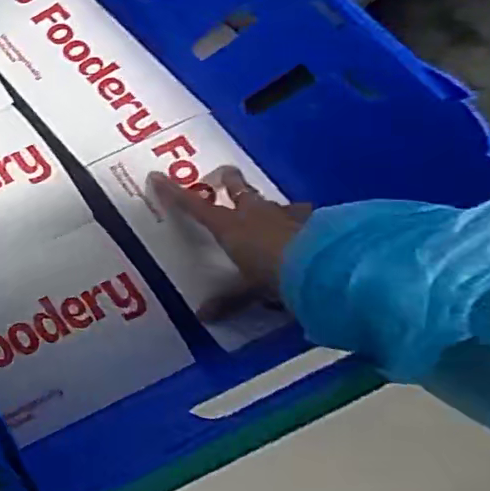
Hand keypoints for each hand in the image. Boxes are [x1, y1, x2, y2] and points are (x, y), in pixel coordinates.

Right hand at [148, 167, 312, 319]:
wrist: (331, 265)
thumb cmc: (276, 272)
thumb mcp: (250, 290)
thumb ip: (230, 300)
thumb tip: (204, 317)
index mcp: (229, 226)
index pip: (194, 206)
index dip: (174, 193)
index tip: (157, 176)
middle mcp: (256, 215)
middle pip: (239, 192)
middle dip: (230, 182)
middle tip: (225, 172)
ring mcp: (290, 217)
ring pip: (275, 203)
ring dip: (271, 204)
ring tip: (271, 207)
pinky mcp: (321, 224)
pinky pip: (306, 218)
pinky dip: (303, 222)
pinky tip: (308, 228)